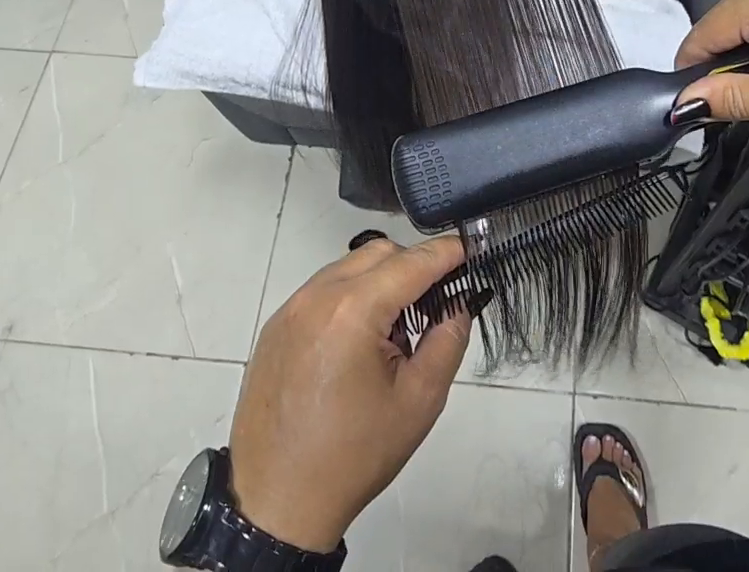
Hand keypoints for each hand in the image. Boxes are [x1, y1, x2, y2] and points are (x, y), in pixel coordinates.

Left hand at [229, 236, 474, 552]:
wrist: (277, 501)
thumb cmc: (355, 454)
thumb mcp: (419, 400)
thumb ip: (447, 341)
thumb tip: (457, 304)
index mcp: (351, 311)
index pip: (411, 262)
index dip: (447, 252)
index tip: (473, 248)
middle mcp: (315, 297)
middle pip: (378, 254)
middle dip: (414, 265)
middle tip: (437, 303)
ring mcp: (289, 310)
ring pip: (348, 268)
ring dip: (381, 281)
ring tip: (397, 331)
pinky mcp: (275, 328)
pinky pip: (323, 291)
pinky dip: (351, 298)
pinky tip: (360, 344)